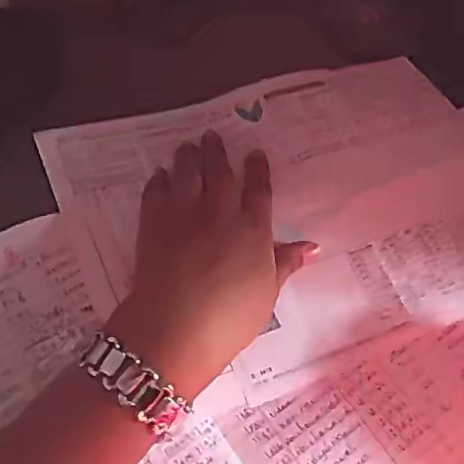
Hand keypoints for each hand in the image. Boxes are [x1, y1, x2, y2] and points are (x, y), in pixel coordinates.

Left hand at [104, 133, 315, 397]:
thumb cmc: (228, 319)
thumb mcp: (266, 296)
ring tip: (187, 147)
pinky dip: (159, 181)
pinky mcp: (153, 224)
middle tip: (212, 137)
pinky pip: (155, 192)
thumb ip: (284, 266)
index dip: (256, 170)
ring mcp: (183, 215)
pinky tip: (160, 176)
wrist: (174, 327)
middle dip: (217, 152)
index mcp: (252, 230)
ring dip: (187, 157)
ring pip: (187, 173)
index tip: (254, 154)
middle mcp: (219, 214)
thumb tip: (310, 247)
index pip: (258, 190)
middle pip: (220, 173)